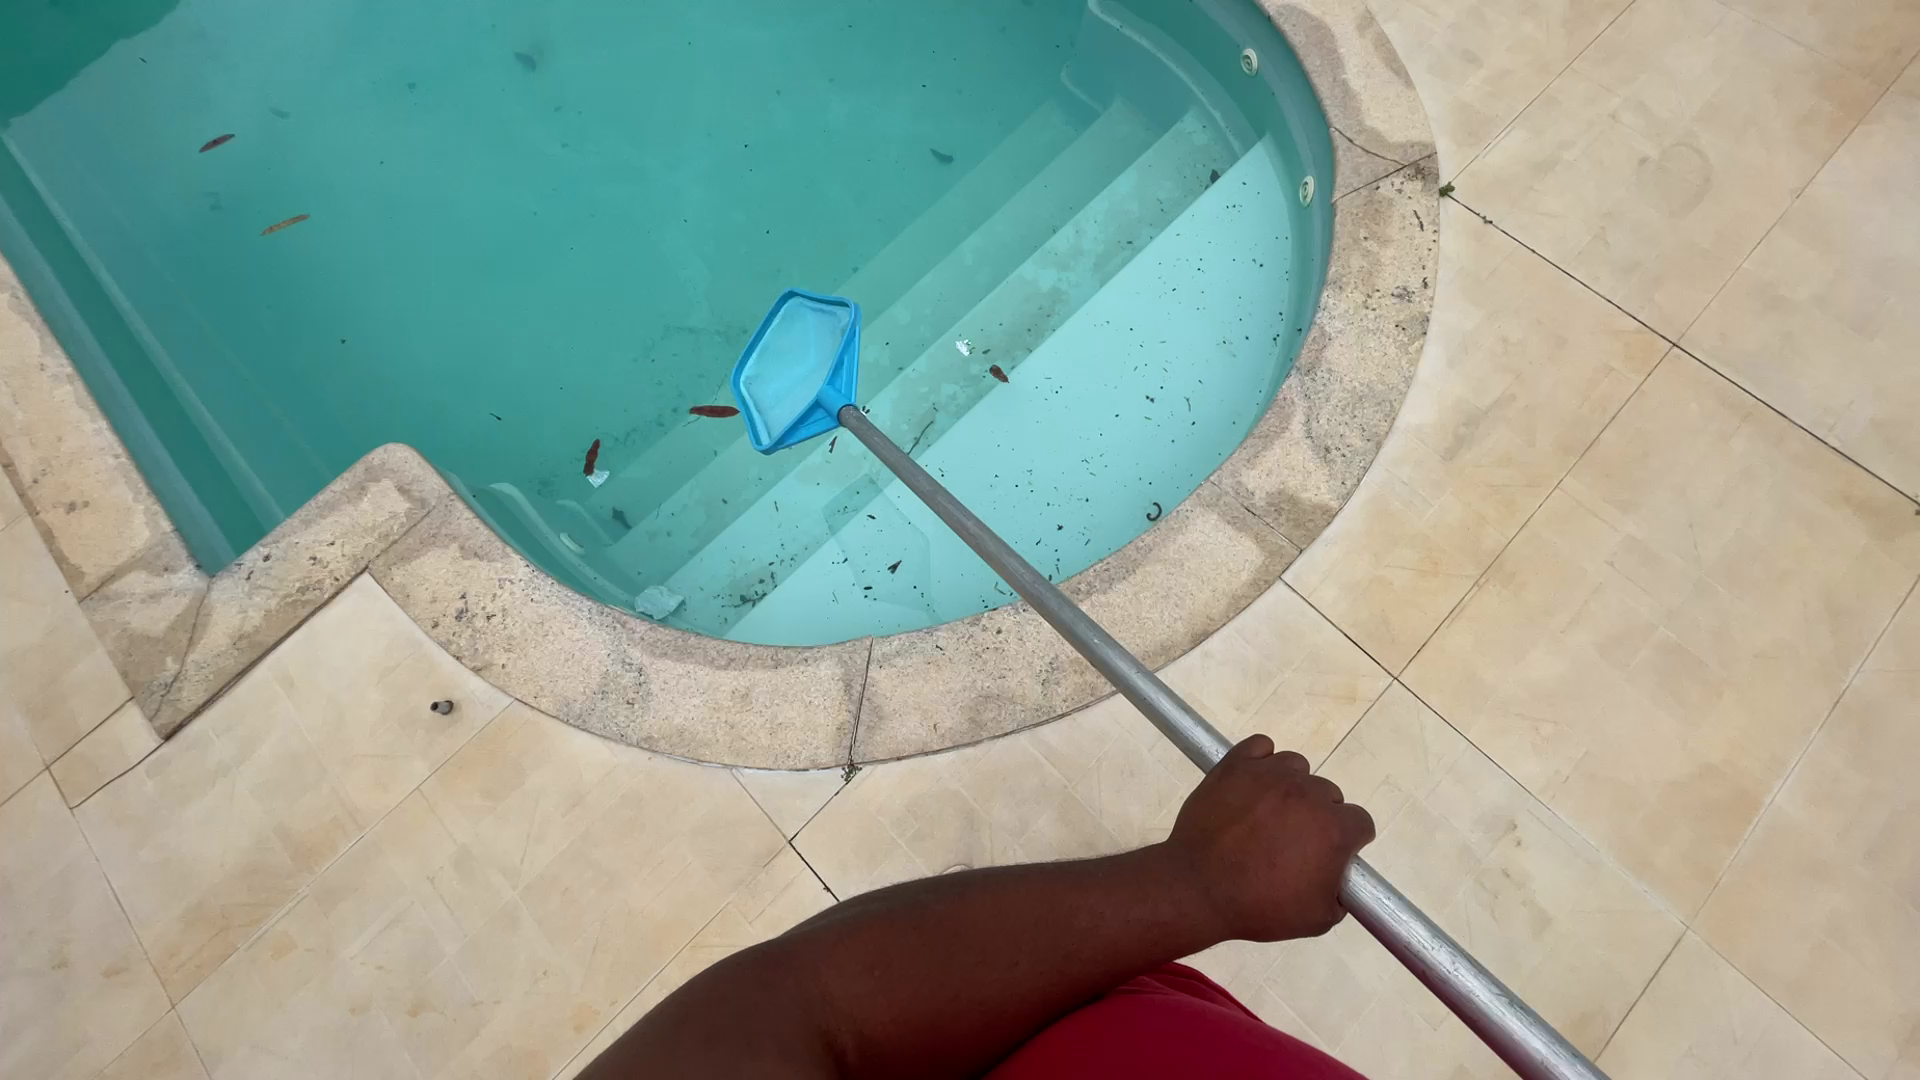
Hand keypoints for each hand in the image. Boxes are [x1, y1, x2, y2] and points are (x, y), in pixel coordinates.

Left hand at [1161, 734, 1374, 942]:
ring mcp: (1268, 773)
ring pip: (1295, 767)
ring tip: (1269, 810)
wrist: (1199, 885)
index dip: (1347, 841)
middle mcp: (1305, 793)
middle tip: (1292, 837)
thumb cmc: (1260, 906)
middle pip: (1327, 793)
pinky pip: (1260, 746)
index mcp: (1332, 829)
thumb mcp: (1318, 917)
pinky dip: (1261, 759)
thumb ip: (1340, 891)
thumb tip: (1338, 873)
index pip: (1359, 822)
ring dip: (1290, 785)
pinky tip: (1254, 781)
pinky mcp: (1235, 763)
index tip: (1329, 854)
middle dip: (1317, 814)